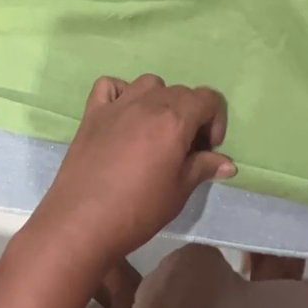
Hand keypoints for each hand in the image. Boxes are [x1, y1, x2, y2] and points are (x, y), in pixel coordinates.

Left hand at [26, 74, 235, 268]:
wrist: (81, 223)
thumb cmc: (138, 209)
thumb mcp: (179, 191)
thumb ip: (203, 168)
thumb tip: (227, 163)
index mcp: (175, 118)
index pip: (209, 98)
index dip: (216, 122)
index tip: (207, 151)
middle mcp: (148, 102)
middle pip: (181, 92)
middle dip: (190, 116)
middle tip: (184, 151)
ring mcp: (117, 104)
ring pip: (149, 85)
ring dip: (159, 102)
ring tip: (154, 134)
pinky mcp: (92, 113)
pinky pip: (110, 86)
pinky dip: (121, 94)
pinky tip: (123, 117)